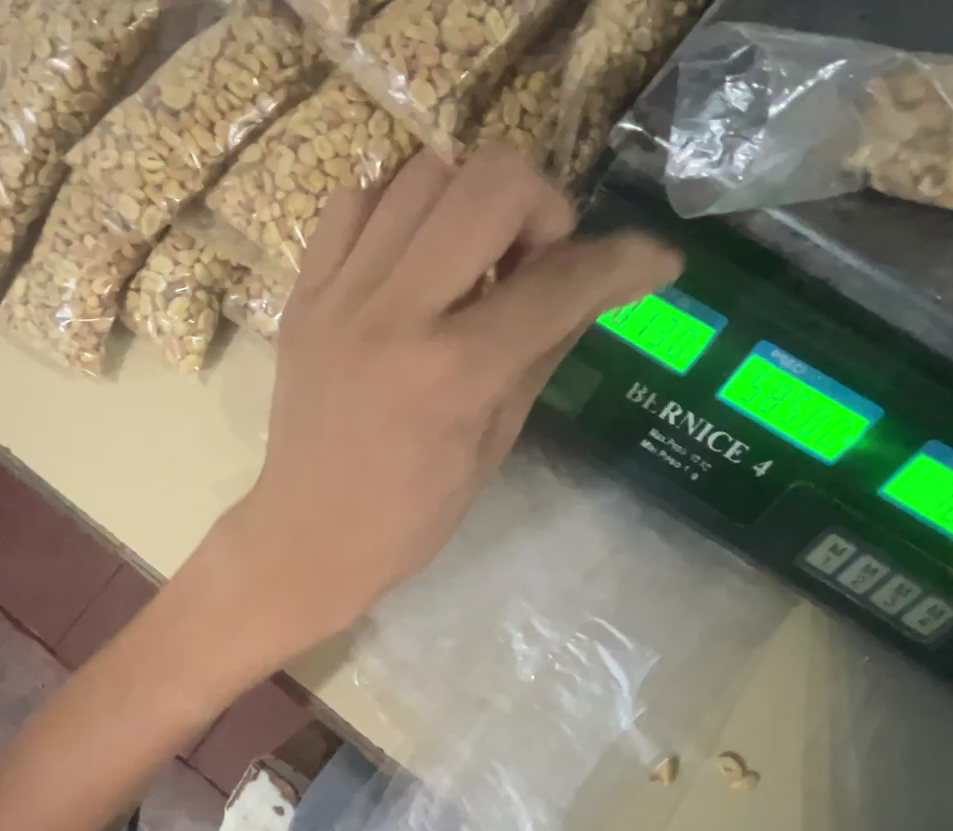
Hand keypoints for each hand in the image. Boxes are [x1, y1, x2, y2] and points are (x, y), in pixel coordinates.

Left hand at [196, 145, 681, 657]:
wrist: (307, 534)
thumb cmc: (412, 513)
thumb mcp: (497, 441)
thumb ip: (546, 348)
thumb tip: (599, 282)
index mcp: (454, 373)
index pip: (560, 280)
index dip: (624, 261)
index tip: (652, 260)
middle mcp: (394, 316)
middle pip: (489, 184)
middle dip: (541, 203)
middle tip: (536, 258)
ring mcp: (338, 298)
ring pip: (421, 174)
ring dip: (469, 199)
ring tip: (472, 256)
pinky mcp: (301, 295)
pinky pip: (354, 202)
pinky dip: (398, 208)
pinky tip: (413, 253)